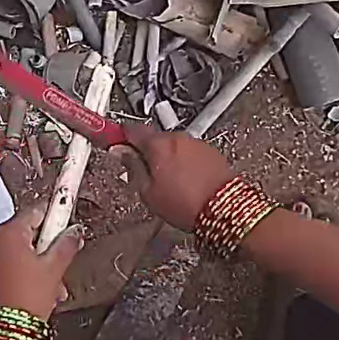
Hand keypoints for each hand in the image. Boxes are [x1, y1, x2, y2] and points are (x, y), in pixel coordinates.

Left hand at [0, 202, 81, 317]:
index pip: (37, 210)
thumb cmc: (24, 301)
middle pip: (30, 232)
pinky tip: (44, 294)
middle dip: (51, 247)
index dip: (57, 214)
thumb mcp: (53, 269)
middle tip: (65, 261)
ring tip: (56, 286)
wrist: (0, 338)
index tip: (71, 213)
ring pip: (24, 252)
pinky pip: (13, 266)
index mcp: (8, 233)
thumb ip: (66, 244)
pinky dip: (30, 274)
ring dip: (43, 264)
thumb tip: (75, 231)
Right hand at [109, 124, 235, 230]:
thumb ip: (132, 167)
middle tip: (143, 174)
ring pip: (173, 146)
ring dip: (167, 158)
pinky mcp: (210, 152)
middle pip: (154, 138)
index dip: (120, 136)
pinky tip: (186, 183)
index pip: (131, 129)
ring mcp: (196, 143)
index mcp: (158, 144)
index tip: (114, 141)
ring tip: (169, 184)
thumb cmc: (186, 204)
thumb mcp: (148, 192)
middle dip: (147, 152)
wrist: (224, 209)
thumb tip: (121, 153)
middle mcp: (177, 137)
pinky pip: (189, 153)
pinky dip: (184, 163)